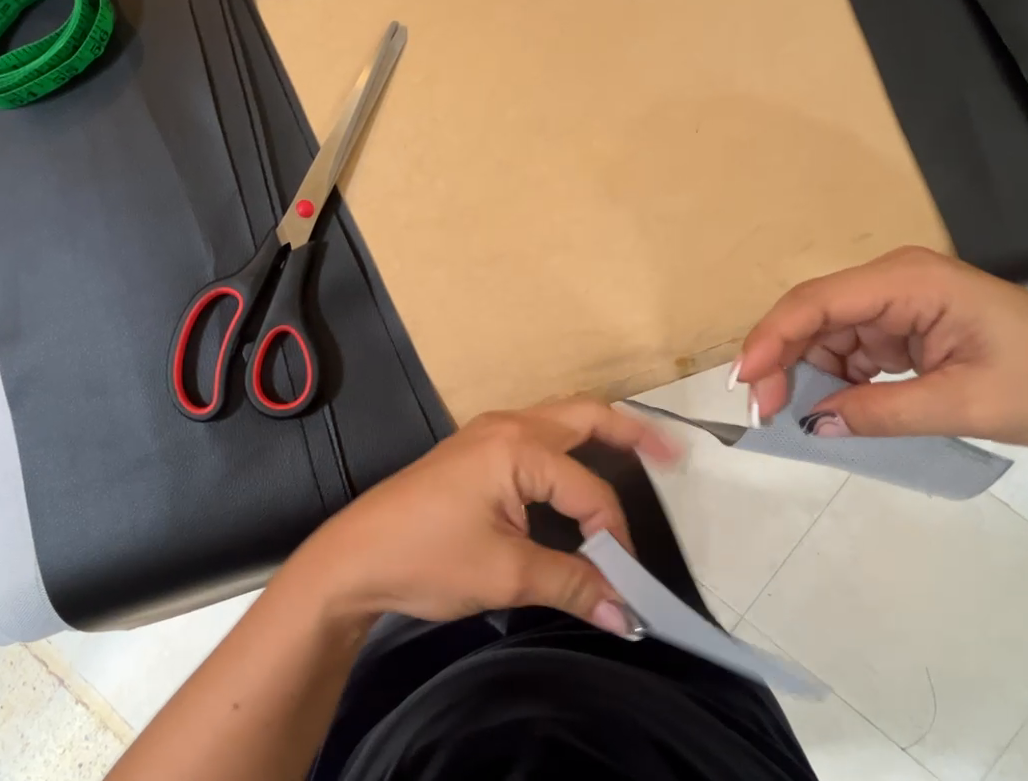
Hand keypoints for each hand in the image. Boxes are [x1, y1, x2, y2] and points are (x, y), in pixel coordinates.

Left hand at [279, 401, 679, 636]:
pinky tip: (577, 475)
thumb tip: (626, 612)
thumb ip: (571, 584)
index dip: (613, 538)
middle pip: (584, 415)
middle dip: (632, 430)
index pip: (590, 490)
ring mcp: (486, 434)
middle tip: (674, 454)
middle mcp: (506, 427)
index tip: (621, 582)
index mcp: (516, 448)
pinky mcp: (473, 451)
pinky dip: (568, 447)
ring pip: (558, 419)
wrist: (353, 557)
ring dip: (599, 433)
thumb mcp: (506, 575)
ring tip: (638, 453)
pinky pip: (536, 436)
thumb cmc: (426, 558)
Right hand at [733, 246, 1027, 448]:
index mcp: (912, 280)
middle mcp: (896, 282)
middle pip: (814, 314)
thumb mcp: (966, 404)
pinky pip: (849, 349)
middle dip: (783, 359)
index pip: (820, 300)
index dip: (774, 336)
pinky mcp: (904, 327)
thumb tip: (811, 422)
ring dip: (805, 372)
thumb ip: (882, 412)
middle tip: (766, 411)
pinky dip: (833, 378)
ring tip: (795, 414)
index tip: (745, 381)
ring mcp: (899, 304)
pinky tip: (832, 405)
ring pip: (825, 333)